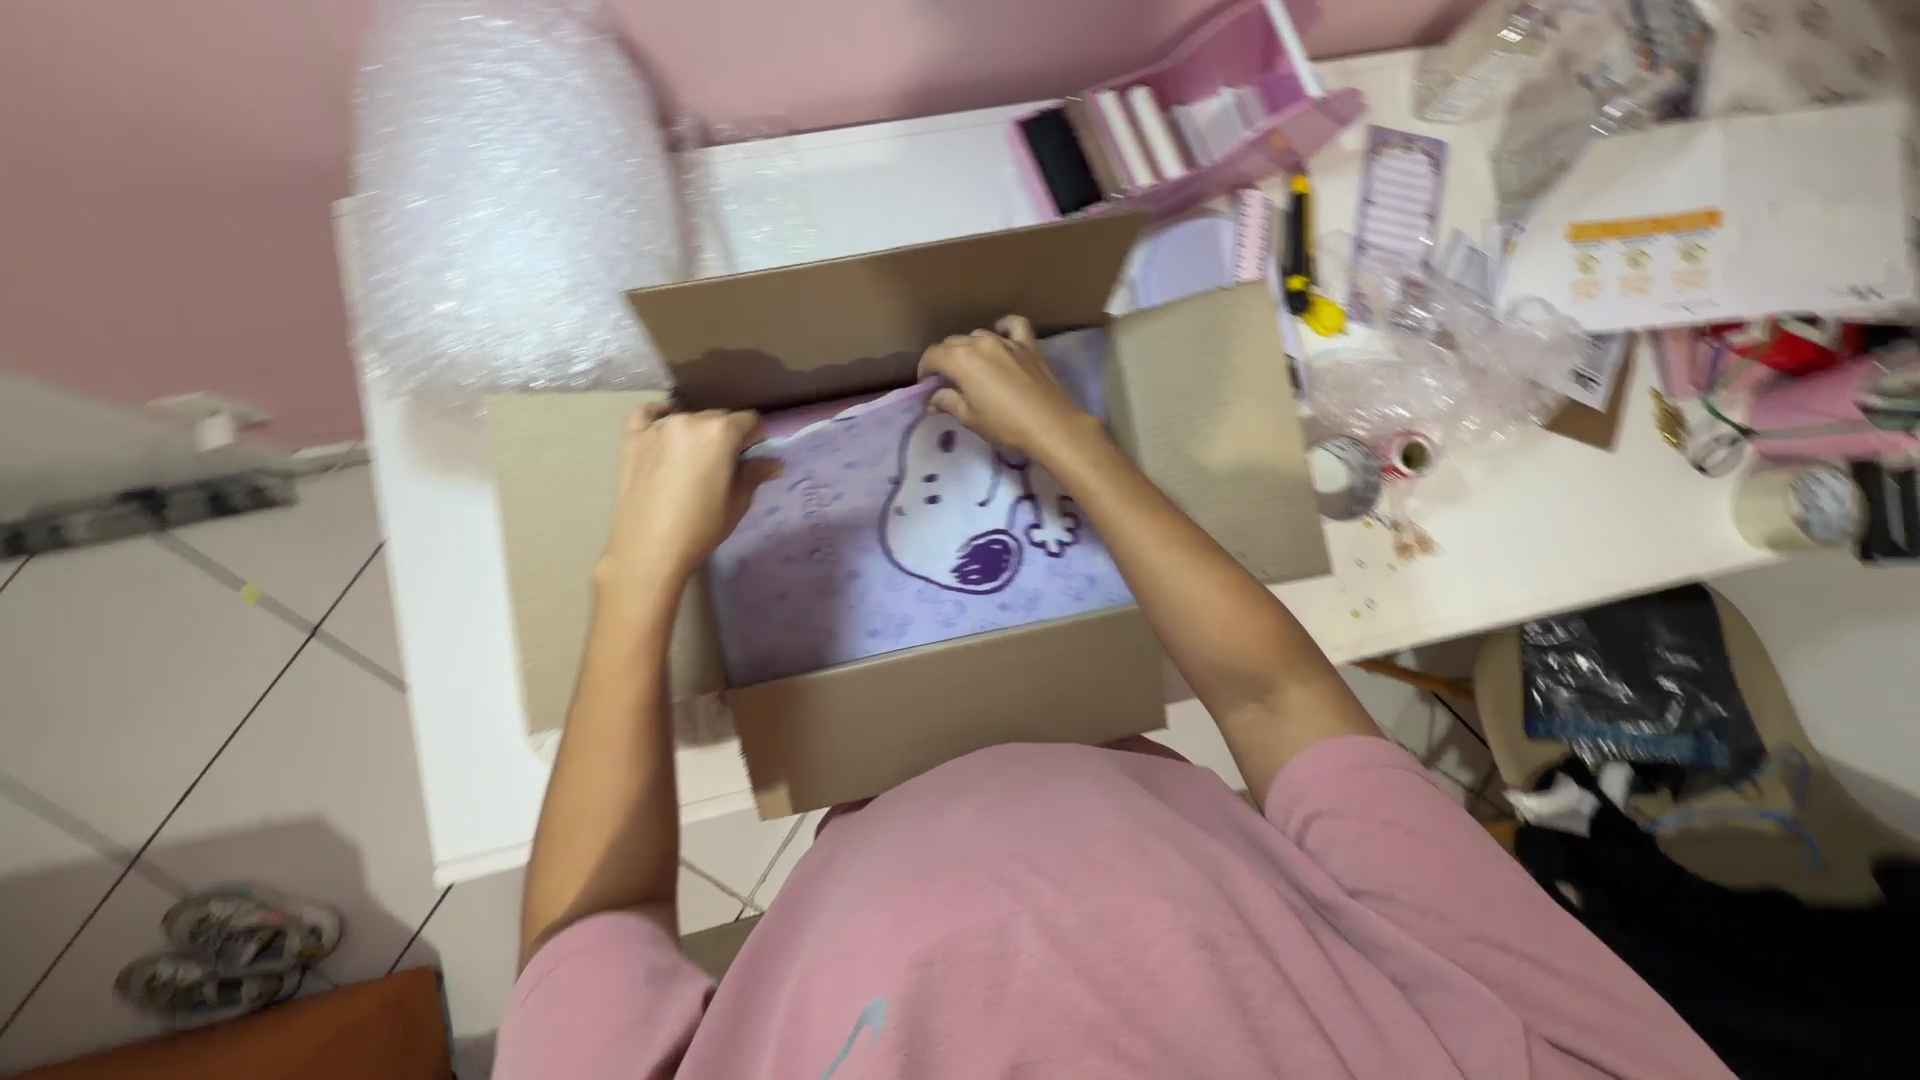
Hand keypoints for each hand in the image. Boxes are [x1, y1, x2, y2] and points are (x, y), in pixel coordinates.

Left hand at [595, 404, 780, 595]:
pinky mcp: (632, 438)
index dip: (756, 440)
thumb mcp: (737, 502)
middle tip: (722, 465)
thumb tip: (774, 463)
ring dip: (696, 433)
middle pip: (719, 418)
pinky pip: (646, 414)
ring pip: (687, 418)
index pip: (750, 421)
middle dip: (727, 436)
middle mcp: (690, 420)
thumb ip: (755, 474)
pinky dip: (658, 416)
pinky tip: (663, 427)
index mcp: (721, 432)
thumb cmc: (701, 526)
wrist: (649, 547)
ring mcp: (657, 427)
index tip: (751, 459)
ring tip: (692, 460)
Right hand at [917, 315, 1101, 462]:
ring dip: (969, 348)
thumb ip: (948, 402)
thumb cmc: (1005, 425)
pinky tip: (1000, 335)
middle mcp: (981, 342)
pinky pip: (1013, 326)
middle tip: (945, 382)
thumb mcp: (970, 418)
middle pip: (953, 343)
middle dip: (944, 360)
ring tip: (971, 368)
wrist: (1050, 425)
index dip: (924, 370)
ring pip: (978, 335)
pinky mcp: (1028, 345)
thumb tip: (933, 399)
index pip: (933, 356)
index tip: (926, 386)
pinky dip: (1003, 327)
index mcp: (962, 360)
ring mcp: (1007, 341)